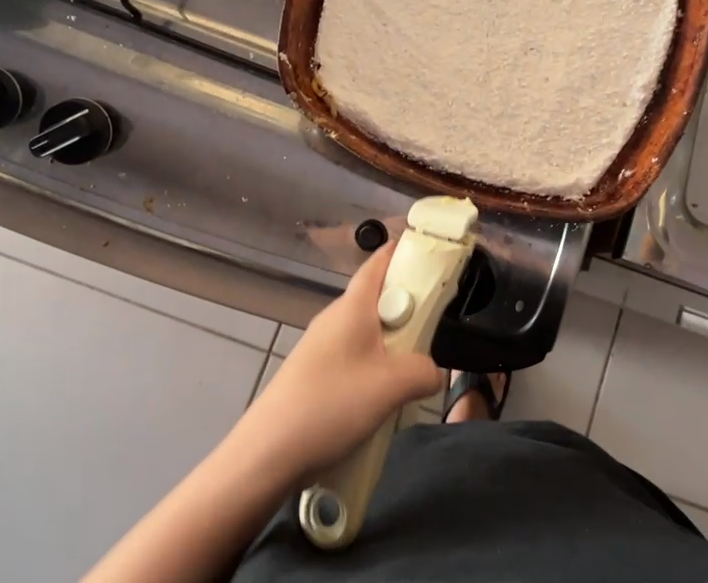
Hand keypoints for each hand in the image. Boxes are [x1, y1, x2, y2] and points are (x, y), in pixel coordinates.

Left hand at [232, 241, 442, 482]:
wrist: (268, 454)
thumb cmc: (331, 405)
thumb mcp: (392, 386)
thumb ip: (425, 371)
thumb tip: (432, 372)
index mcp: (352, 307)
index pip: (379, 262)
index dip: (405, 252)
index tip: (434, 257)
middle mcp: (335, 318)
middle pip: (378, 298)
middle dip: (409, 307)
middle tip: (439, 325)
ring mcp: (322, 347)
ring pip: (368, 332)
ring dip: (394, 344)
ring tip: (417, 369)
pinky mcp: (315, 374)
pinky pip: (355, 358)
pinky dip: (376, 368)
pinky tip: (385, 398)